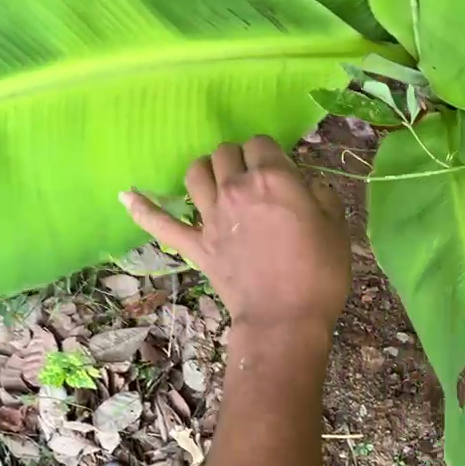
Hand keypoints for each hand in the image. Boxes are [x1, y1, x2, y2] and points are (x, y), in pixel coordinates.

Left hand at [121, 136, 349, 353]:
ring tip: (217, 180)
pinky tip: (127, 197)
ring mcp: (211, 217)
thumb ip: (323, 199)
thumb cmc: (319, 277)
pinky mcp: (197, 246)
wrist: (285, 321)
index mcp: (273, 180)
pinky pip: (161, 223)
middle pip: (226, 153)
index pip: (262, 144)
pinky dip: (143, 208)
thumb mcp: (337, 232)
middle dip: (240, 159)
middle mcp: (236, 189)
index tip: (284, 174)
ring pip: (195, 172)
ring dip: (206, 170)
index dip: (273, 155)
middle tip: (255, 179)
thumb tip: (310, 188)